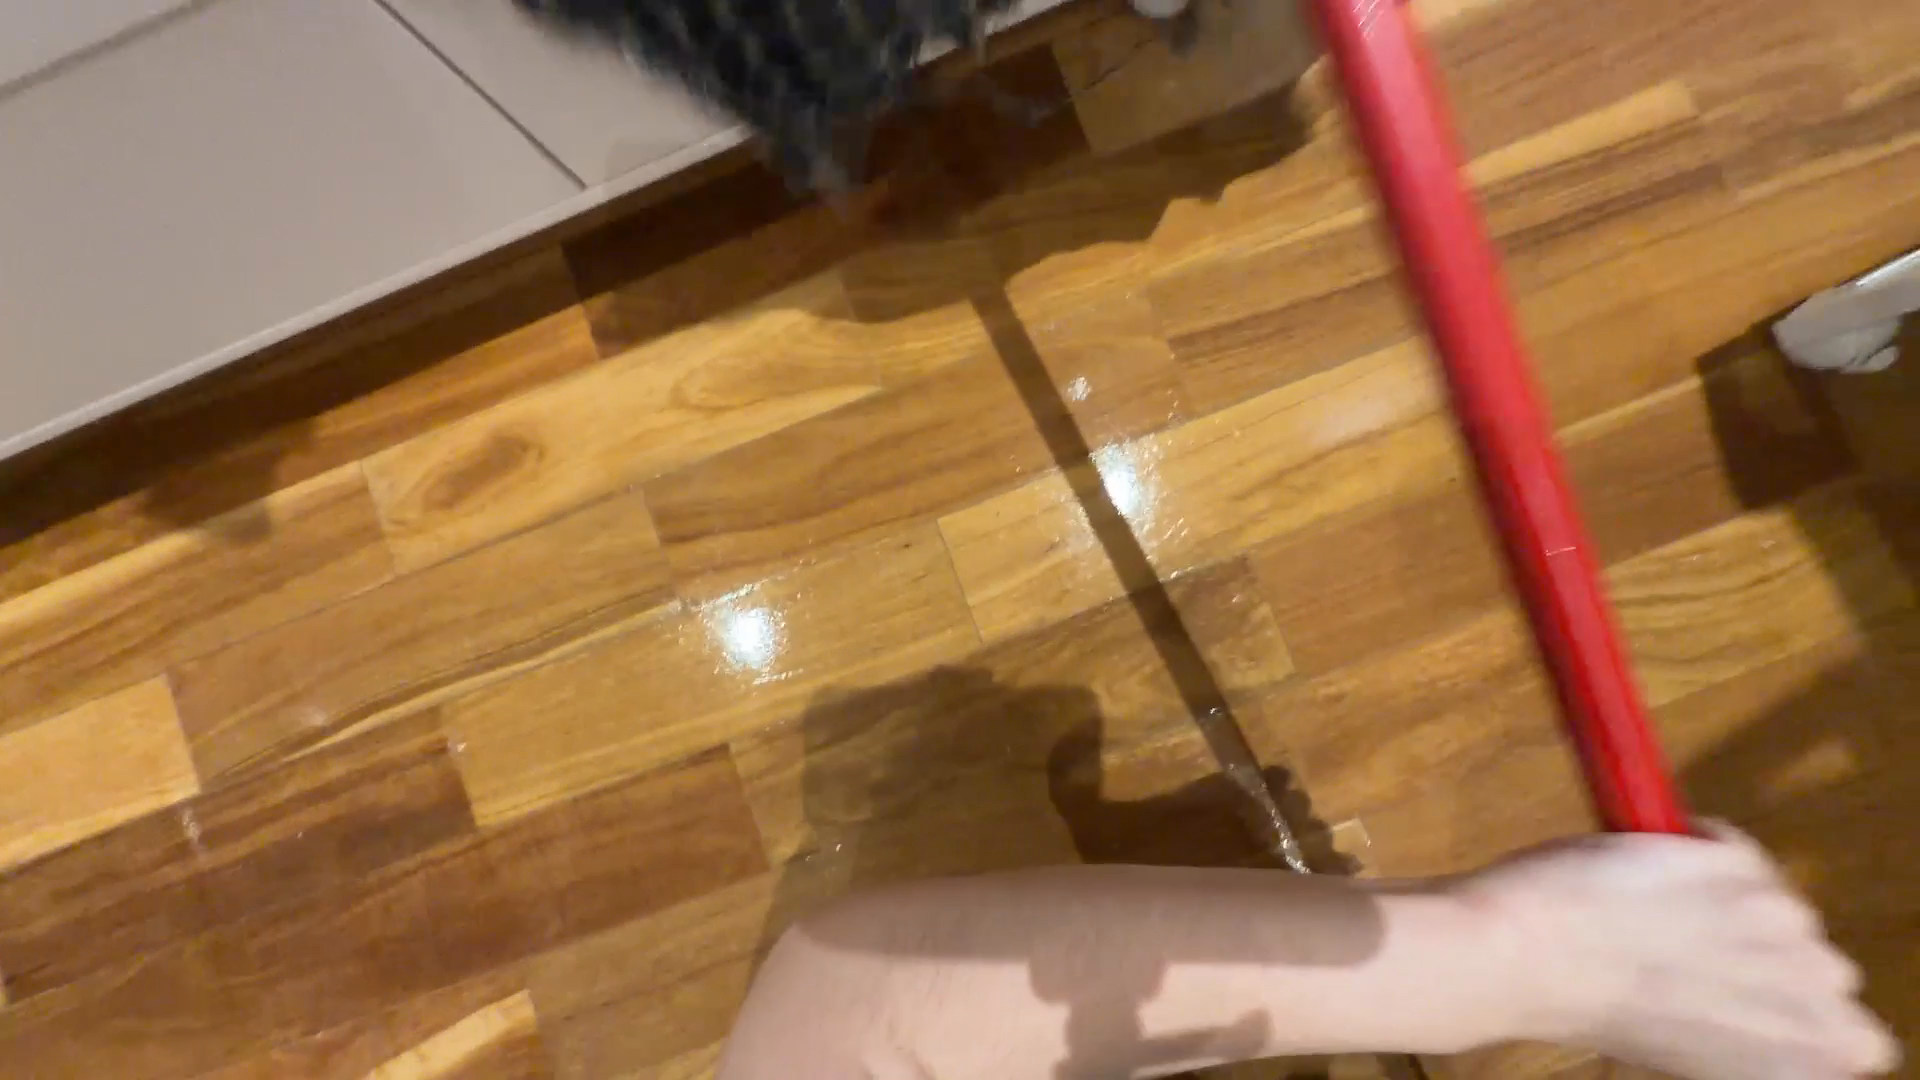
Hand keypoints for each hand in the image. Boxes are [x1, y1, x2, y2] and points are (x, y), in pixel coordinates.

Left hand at [1456, 824, 1898, 1079]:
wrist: (1527, 957)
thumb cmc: (1576, 1000)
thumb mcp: (1682, 1041)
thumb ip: (1726, 1018)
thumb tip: (1710, 987)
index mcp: (1816, 1060)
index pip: (1839, 1020)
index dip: (1777, 991)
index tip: (1725, 975)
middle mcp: (1820, 996)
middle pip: (1807, 951)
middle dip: (1746, 937)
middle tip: (1668, 929)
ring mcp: (1781, 922)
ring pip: (1769, 894)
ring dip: (1718, 888)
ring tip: (1640, 896)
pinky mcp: (1730, 863)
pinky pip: (1725, 839)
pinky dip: (1687, 836)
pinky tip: (1637, 849)